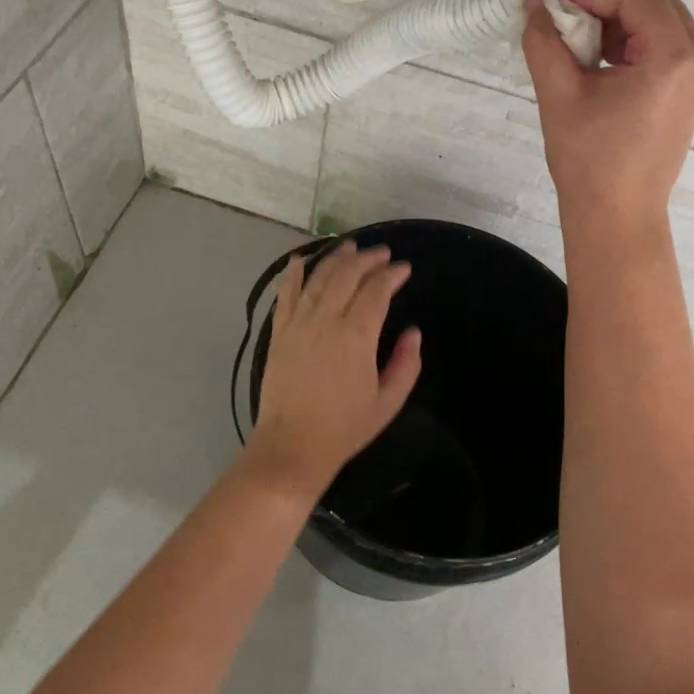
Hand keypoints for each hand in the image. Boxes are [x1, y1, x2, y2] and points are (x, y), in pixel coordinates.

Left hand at [245, 242, 422, 495]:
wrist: (292, 446)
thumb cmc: (344, 428)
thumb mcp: (387, 402)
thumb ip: (405, 364)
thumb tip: (414, 332)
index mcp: (357, 336)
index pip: (377, 291)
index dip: (392, 275)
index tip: (404, 268)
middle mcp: (326, 320)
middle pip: (347, 276)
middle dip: (367, 259)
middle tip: (381, 252)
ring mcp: (299, 324)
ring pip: (318, 278)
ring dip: (336, 258)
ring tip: (350, 247)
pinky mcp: (279, 332)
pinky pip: (286, 295)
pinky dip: (294, 274)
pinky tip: (300, 260)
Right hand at [521, 0, 693, 230]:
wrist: (617, 214)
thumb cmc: (589, 160)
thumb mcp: (559, 95)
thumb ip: (544, 41)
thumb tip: (533, 1)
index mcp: (674, 58)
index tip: (555, 12)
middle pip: (654, 1)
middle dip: (607, 5)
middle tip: (567, 29)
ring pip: (659, 20)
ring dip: (618, 23)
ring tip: (580, 51)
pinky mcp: (690, 91)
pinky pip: (663, 46)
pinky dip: (630, 43)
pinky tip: (599, 67)